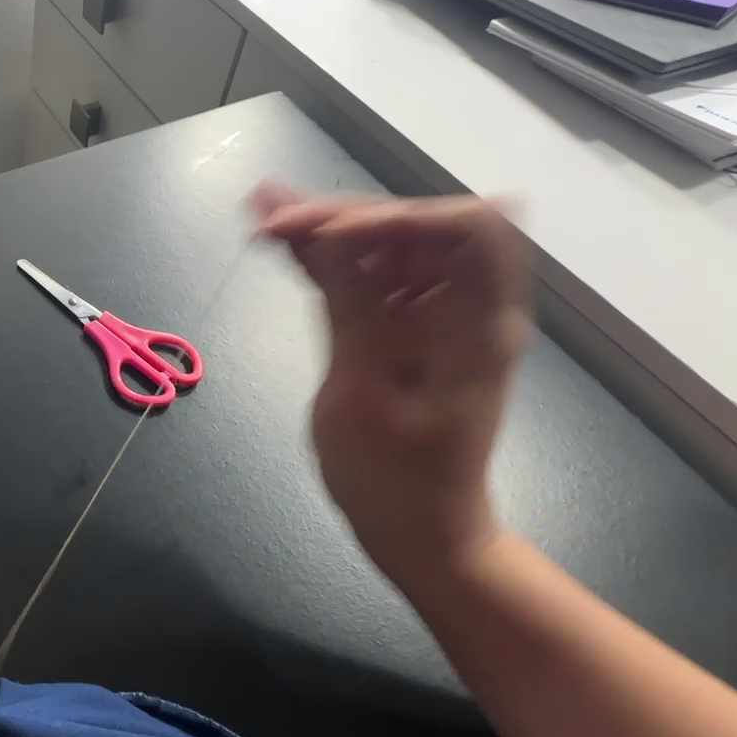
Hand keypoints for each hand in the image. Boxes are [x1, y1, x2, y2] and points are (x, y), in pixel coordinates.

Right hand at [252, 185, 529, 583]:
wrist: (412, 527)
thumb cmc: (395, 478)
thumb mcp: (365, 396)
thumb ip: (351, 310)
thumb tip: (329, 233)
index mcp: (477, 325)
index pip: (467, 231)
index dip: (397, 218)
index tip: (325, 235)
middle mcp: (459, 307)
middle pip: (413, 230)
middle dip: (342, 216)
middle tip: (268, 220)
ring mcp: (424, 315)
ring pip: (378, 248)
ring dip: (321, 226)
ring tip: (259, 210)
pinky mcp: (391, 328)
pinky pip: (357, 279)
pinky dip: (318, 259)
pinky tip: (275, 240)